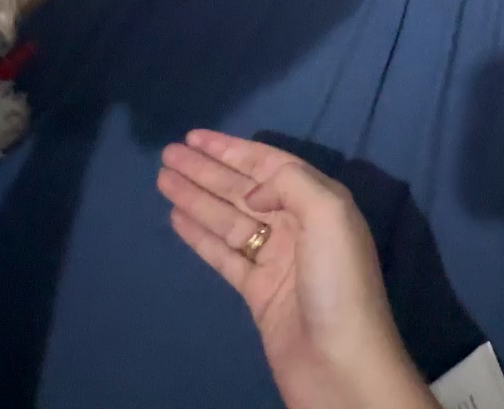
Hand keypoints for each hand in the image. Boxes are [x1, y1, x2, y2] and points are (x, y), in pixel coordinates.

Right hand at [158, 131, 439, 408]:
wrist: (341, 364)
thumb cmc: (338, 281)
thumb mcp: (327, 214)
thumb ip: (289, 184)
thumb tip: (251, 191)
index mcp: (318, 200)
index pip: (268, 164)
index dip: (231, 149)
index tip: (195, 138)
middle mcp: (297, 224)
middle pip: (243, 188)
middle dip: (207, 169)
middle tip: (168, 154)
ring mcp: (276, 259)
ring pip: (228, 218)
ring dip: (196, 197)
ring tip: (162, 178)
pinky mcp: (258, 292)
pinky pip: (224, 253)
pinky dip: (200, 234)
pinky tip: (176, 217)